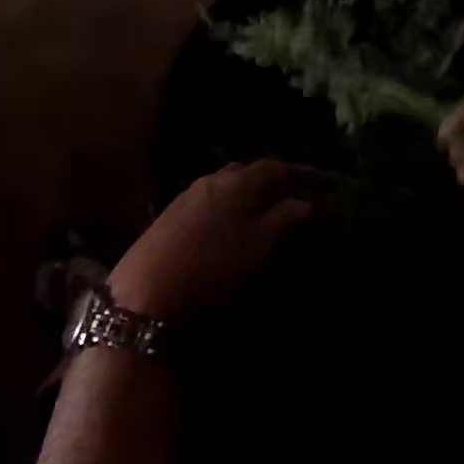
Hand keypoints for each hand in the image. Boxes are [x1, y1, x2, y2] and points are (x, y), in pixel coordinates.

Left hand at [108, 161, 312, 318]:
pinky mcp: (169, 215)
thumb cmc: (214, 268)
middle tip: (290, 196)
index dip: (298, 173)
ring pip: (224, 185)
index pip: (274, 167)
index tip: (317, 183)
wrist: (146, 296)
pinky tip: (227, 224)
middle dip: (270, 180)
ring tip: (261, 211)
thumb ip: (287, 219)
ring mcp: (186, 196)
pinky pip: (207, 199)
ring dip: (245, 193)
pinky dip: (225, 204)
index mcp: (238, 182)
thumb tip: (307, 202)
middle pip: (247, 171)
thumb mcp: (261, 247)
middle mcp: (211, 179)